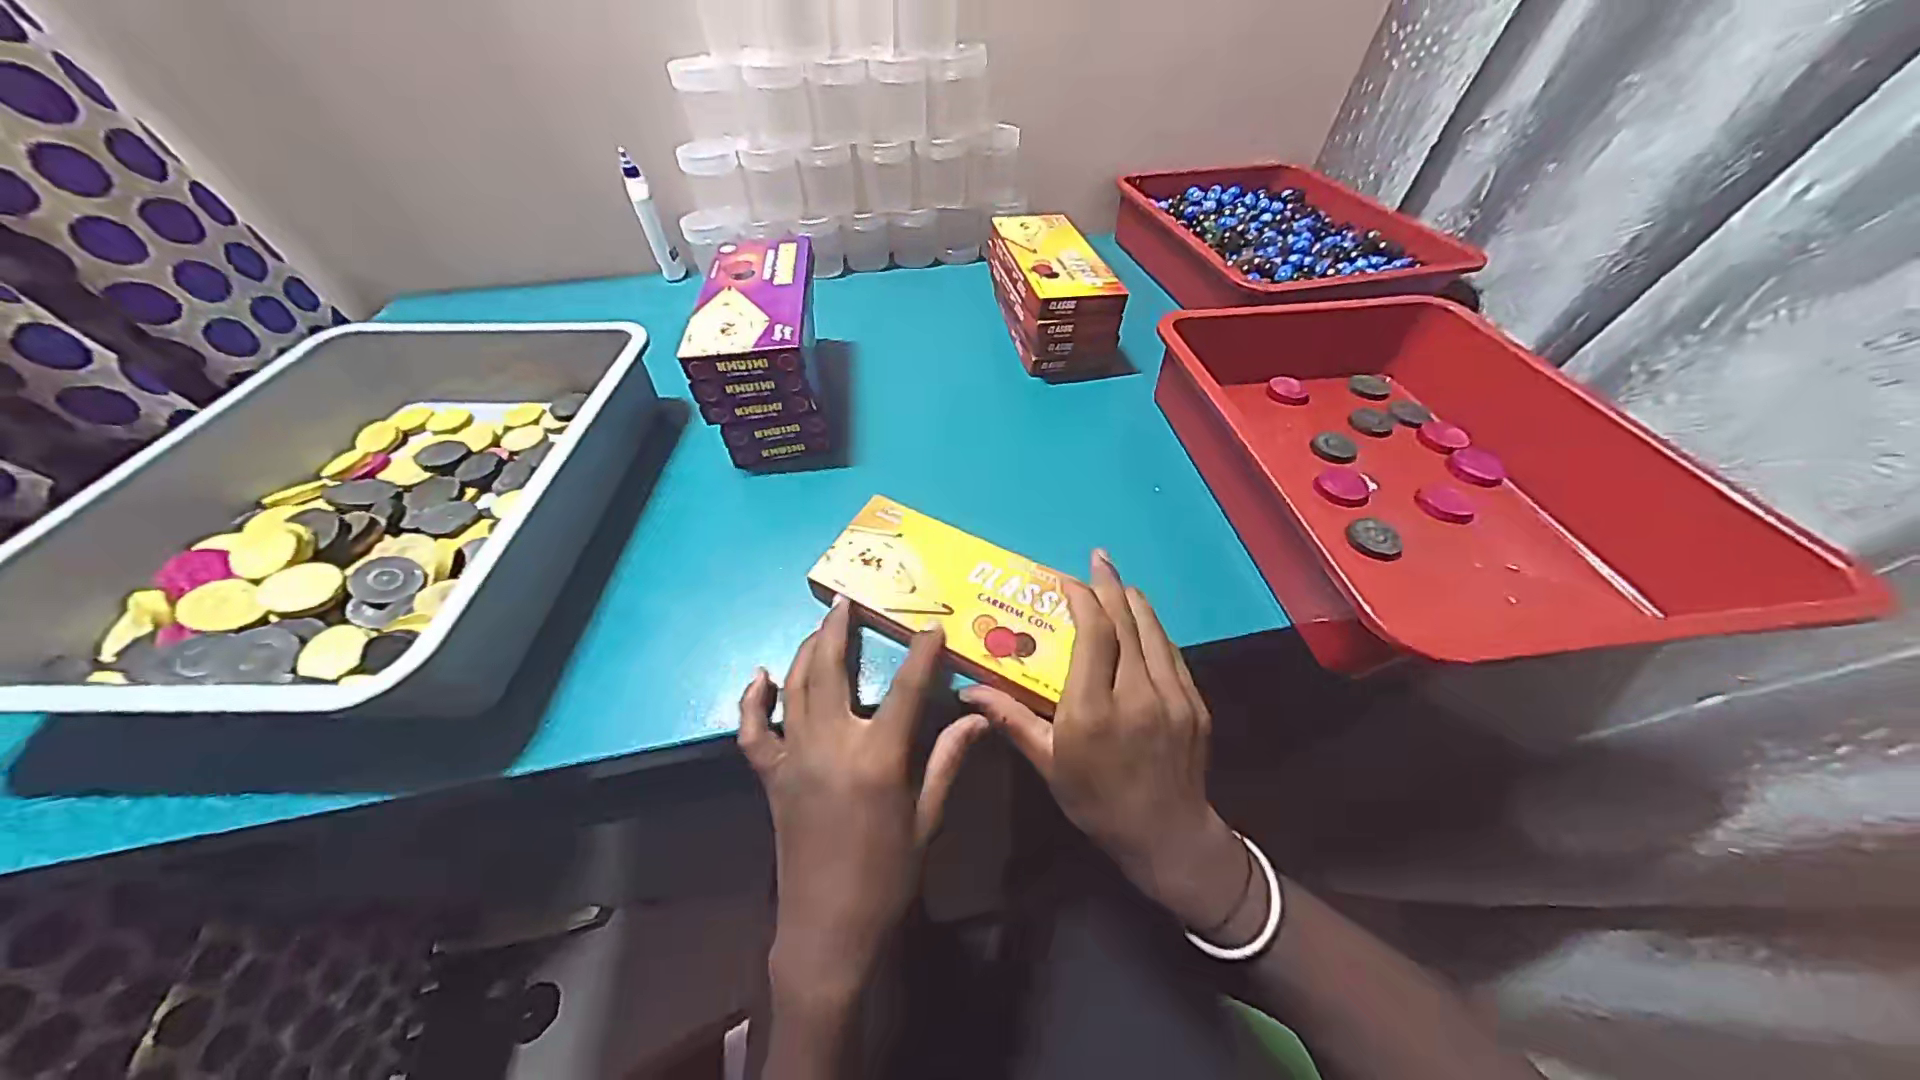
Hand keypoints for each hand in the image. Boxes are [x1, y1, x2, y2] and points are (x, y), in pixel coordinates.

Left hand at [739, 597, 987, 1000]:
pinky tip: (758, 676)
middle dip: (838, 630)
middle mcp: (832, 745)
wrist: (829, 927)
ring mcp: (795, 757)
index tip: (930, 627)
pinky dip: (752, 700)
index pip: (906, 688)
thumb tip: (977, 720)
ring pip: (794, 688)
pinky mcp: (771, 776)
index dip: (921, 654)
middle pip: (830, 671)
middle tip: (846, 601)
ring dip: (804, 651)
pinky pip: (754, 731)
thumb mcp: (927, 819)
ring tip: (818, 625)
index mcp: (877, 757)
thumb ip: (947, 761)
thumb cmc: (887, 874)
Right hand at [960, 551, 1250, 933]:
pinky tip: (1143, 620)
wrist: (1168, 835)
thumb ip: (1011, 719)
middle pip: (1125, 622)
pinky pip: (1171, 652)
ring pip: (1152, 630)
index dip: (1081, 598)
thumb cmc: (1096, 800)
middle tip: (1097, 559)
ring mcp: (1172, 696)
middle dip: (1109, 585)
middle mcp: (1136, 693)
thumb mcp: (1048, 763)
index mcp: (1093, 709)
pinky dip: (1153, 628)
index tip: (1066, 580)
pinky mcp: (1194, 703)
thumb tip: (967, 691)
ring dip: (1133, 600)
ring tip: (1117, 580)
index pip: (1092, 634)